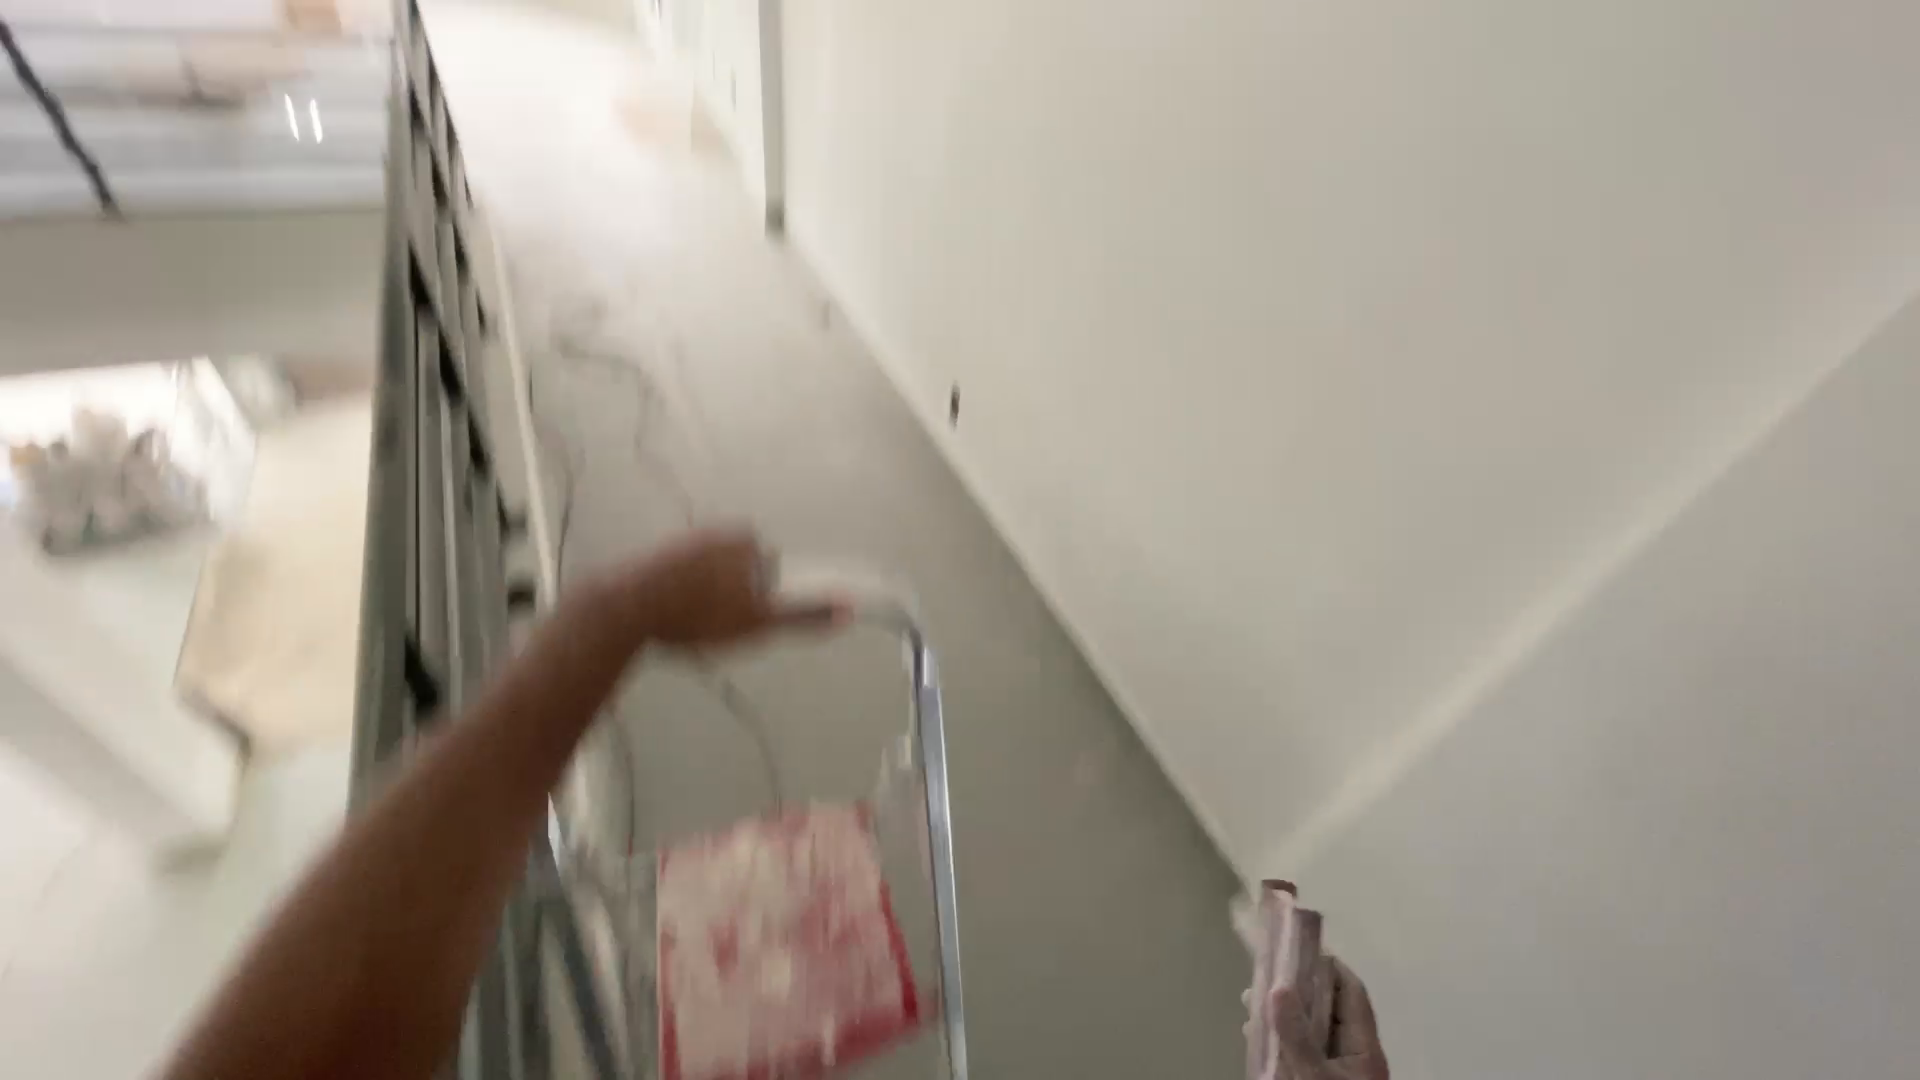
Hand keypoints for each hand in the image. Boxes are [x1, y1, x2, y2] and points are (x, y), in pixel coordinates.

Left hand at [613, 528, 847, 649]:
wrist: (624, 610)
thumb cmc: (699, 615)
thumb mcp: (760, 622)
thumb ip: (804, 616)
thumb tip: (850, 610)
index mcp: (745, 540)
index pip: (770, 569)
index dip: (760, 599)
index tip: (742, 620)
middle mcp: (715, 532)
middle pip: (739, 570)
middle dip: (733, 594)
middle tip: (716, 626)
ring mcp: (681, 542)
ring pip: (708, 576)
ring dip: (704, 599)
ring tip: (689, 627)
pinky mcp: (652, 558)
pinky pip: (679, 580)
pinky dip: (679, 598)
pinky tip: (669, 620)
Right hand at [1253, 956, 1387, 1079]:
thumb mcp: (1315, 1075)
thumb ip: (1297, 1035)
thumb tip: (1277, 986)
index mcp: (1364, 1045)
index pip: (1351, 990)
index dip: (1325, 964)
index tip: (1293, 949)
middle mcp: (1356, 1052)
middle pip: (1328, 1005)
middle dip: (1294, 987)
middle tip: (1263, 976)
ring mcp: (1342, 1067)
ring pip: (1312, 1028)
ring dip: (1283, 1013)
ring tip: (1252, 1004)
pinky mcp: (1325, 1077)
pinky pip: (1305, 1050)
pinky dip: (1282, 1037)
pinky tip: (1258, 1035)